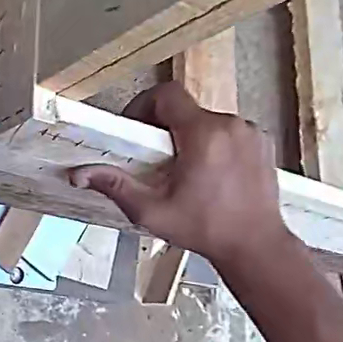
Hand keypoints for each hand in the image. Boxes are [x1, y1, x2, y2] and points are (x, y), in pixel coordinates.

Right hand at [68, 82, 293, 268]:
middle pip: (185, 108)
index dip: (144, 105)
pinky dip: (213, 144)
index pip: (167, 94)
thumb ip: (115, 186)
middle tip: (152, 156)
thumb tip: (81, 174)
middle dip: (164, 127)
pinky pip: (228, 131)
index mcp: (203, 135)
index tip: (134, 128)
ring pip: (207, 119)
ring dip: (188, 135)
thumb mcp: (152, 211)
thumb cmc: (206, 230)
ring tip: (179, 168)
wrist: (255, 246)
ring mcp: (250, 133)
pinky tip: (206, 173)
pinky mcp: (262, 144)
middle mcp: (230, 126)